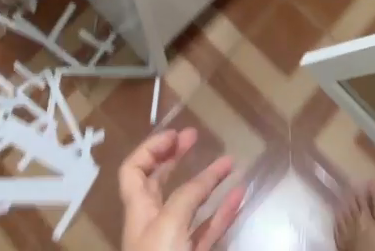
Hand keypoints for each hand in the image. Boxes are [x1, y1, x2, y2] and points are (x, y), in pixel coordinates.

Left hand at [118, 127, 244, 250]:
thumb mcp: (169, 223)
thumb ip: (186, 196)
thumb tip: (205, 179)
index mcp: (138, 209)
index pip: (134, 169)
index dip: (152, 148)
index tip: (177, 134)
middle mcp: (153, 222)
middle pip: (160, 182)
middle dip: (177, 157)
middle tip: (195, 136)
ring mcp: (174, 242)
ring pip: (190, 204)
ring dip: (209, 181)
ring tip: (230, 162)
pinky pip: (208, 228)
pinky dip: (223, 210)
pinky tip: (239, 194)